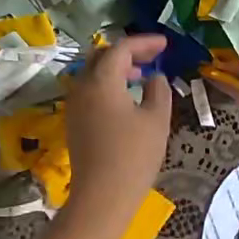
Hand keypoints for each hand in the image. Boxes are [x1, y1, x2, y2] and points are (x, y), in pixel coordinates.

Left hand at [64, 35, 171, 225]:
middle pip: (101, 56)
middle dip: (127, 52)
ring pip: (92, 74)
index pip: (120, 48)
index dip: (144, 43)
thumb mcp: (156, 119)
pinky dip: (107, 86)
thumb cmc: (134, 156)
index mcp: (101, 81)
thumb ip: (158, 90)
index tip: (165, 44)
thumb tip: (154, 77)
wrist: (101, 196)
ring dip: (116, 69)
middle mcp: (81, 87)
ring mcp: (74, 106)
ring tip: (140, 77)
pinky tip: (125, 99)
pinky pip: (89, 92)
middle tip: (151, 57)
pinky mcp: (73, 122)